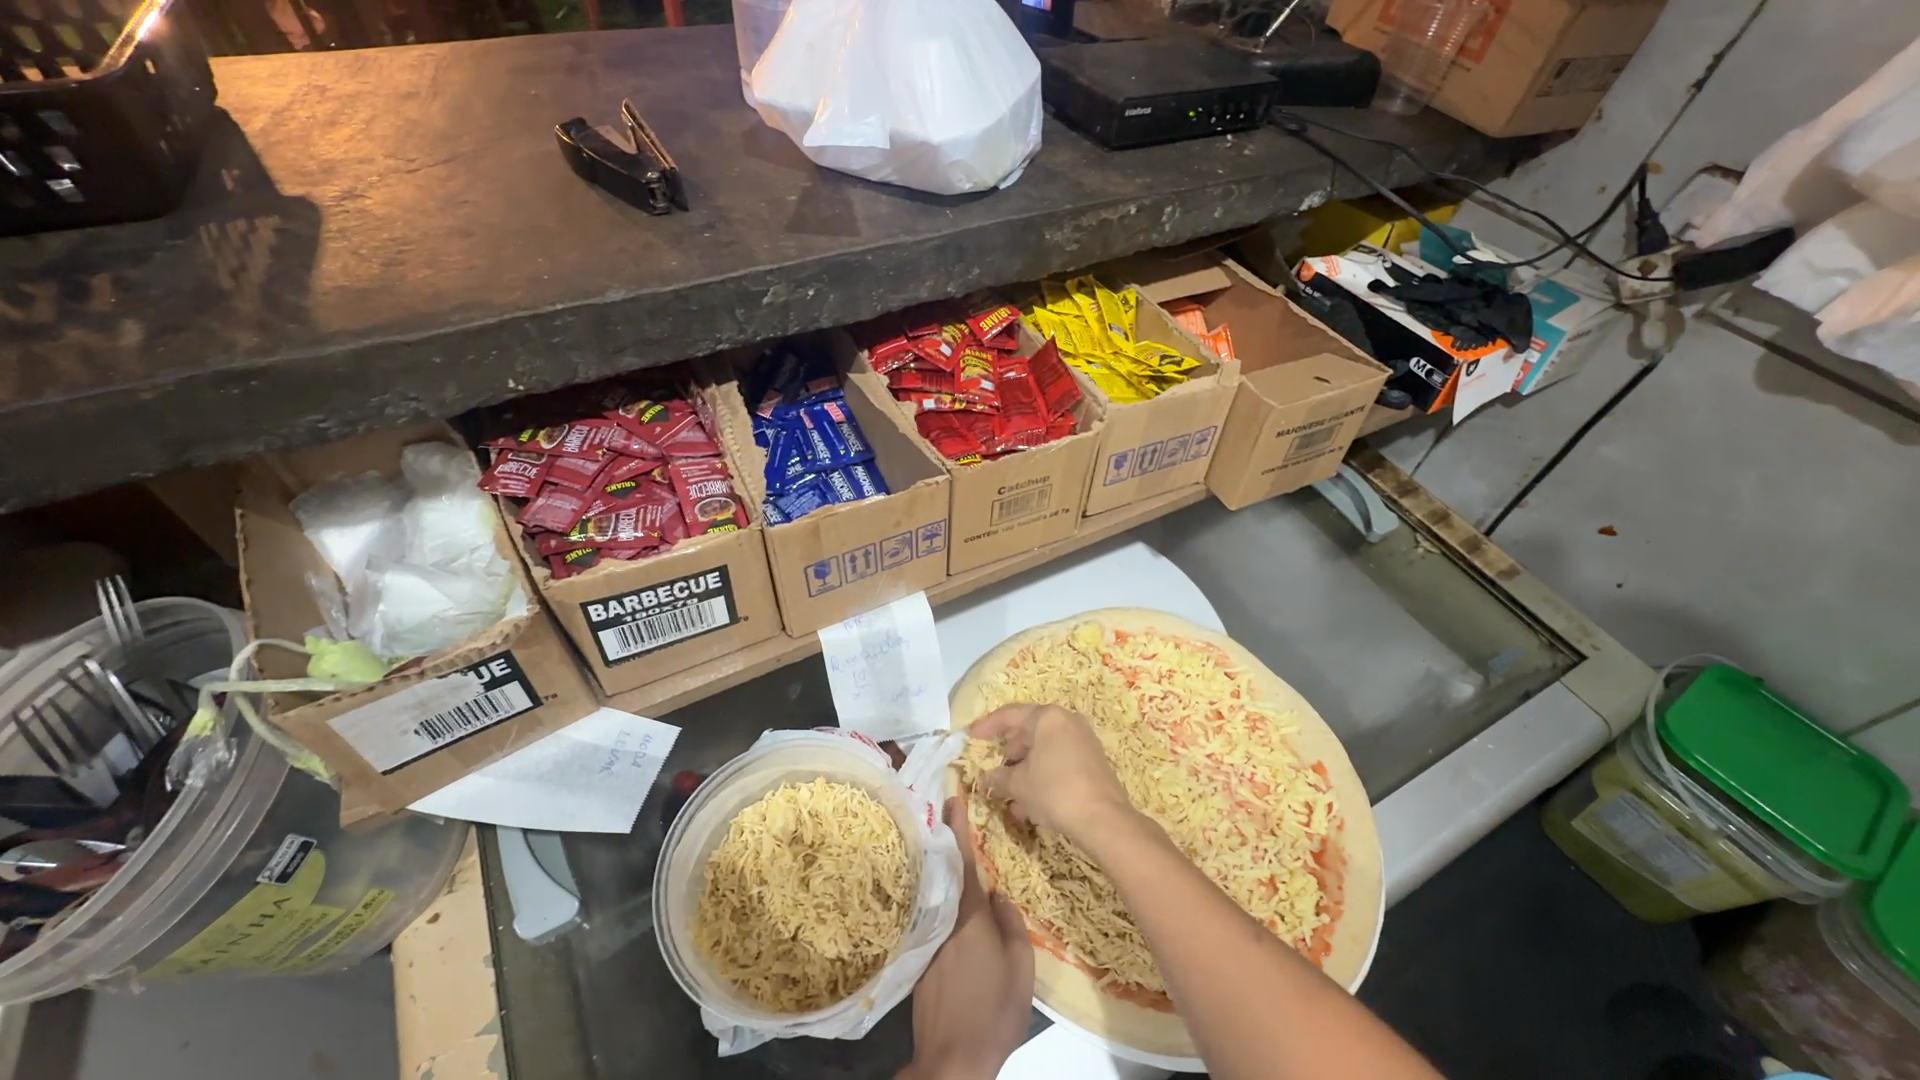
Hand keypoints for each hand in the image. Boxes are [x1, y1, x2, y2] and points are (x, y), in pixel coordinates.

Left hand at [901, 797, 1033, 1079]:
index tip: (952, 796)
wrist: (953, 1058)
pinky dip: (935, 894)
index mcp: (969, 917)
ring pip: (934, 891)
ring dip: (939, 865)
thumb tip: (999, 892)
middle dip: (944, 838)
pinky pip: (930, 912)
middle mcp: (943, 919)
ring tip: (945, 842)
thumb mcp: (1021, 966)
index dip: (956, 825)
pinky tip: (942, 893)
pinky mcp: (920, 955)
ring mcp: (928, 937)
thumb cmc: (994, 1011)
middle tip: (946, 809)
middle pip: (942, 870)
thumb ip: (1012, 924)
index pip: (961, 859)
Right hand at [968, 704, 1133, 842]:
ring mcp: (1083, 742)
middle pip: (1029, 733)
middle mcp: (1068, 723)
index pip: (1010, 714)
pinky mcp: (1092, 763)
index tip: (971, 737)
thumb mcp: (1018, 785)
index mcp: (1048, 718)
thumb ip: (998, 778)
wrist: (1103, 819)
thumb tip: (987, 779)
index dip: (987, 726)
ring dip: (1024, 773)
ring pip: (1044, 752)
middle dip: (1009, 755)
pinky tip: (1031, 807)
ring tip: (1010, 799)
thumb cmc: (1054, 791)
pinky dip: (1042, 778)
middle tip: (994, 772)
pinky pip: (1058, 764)